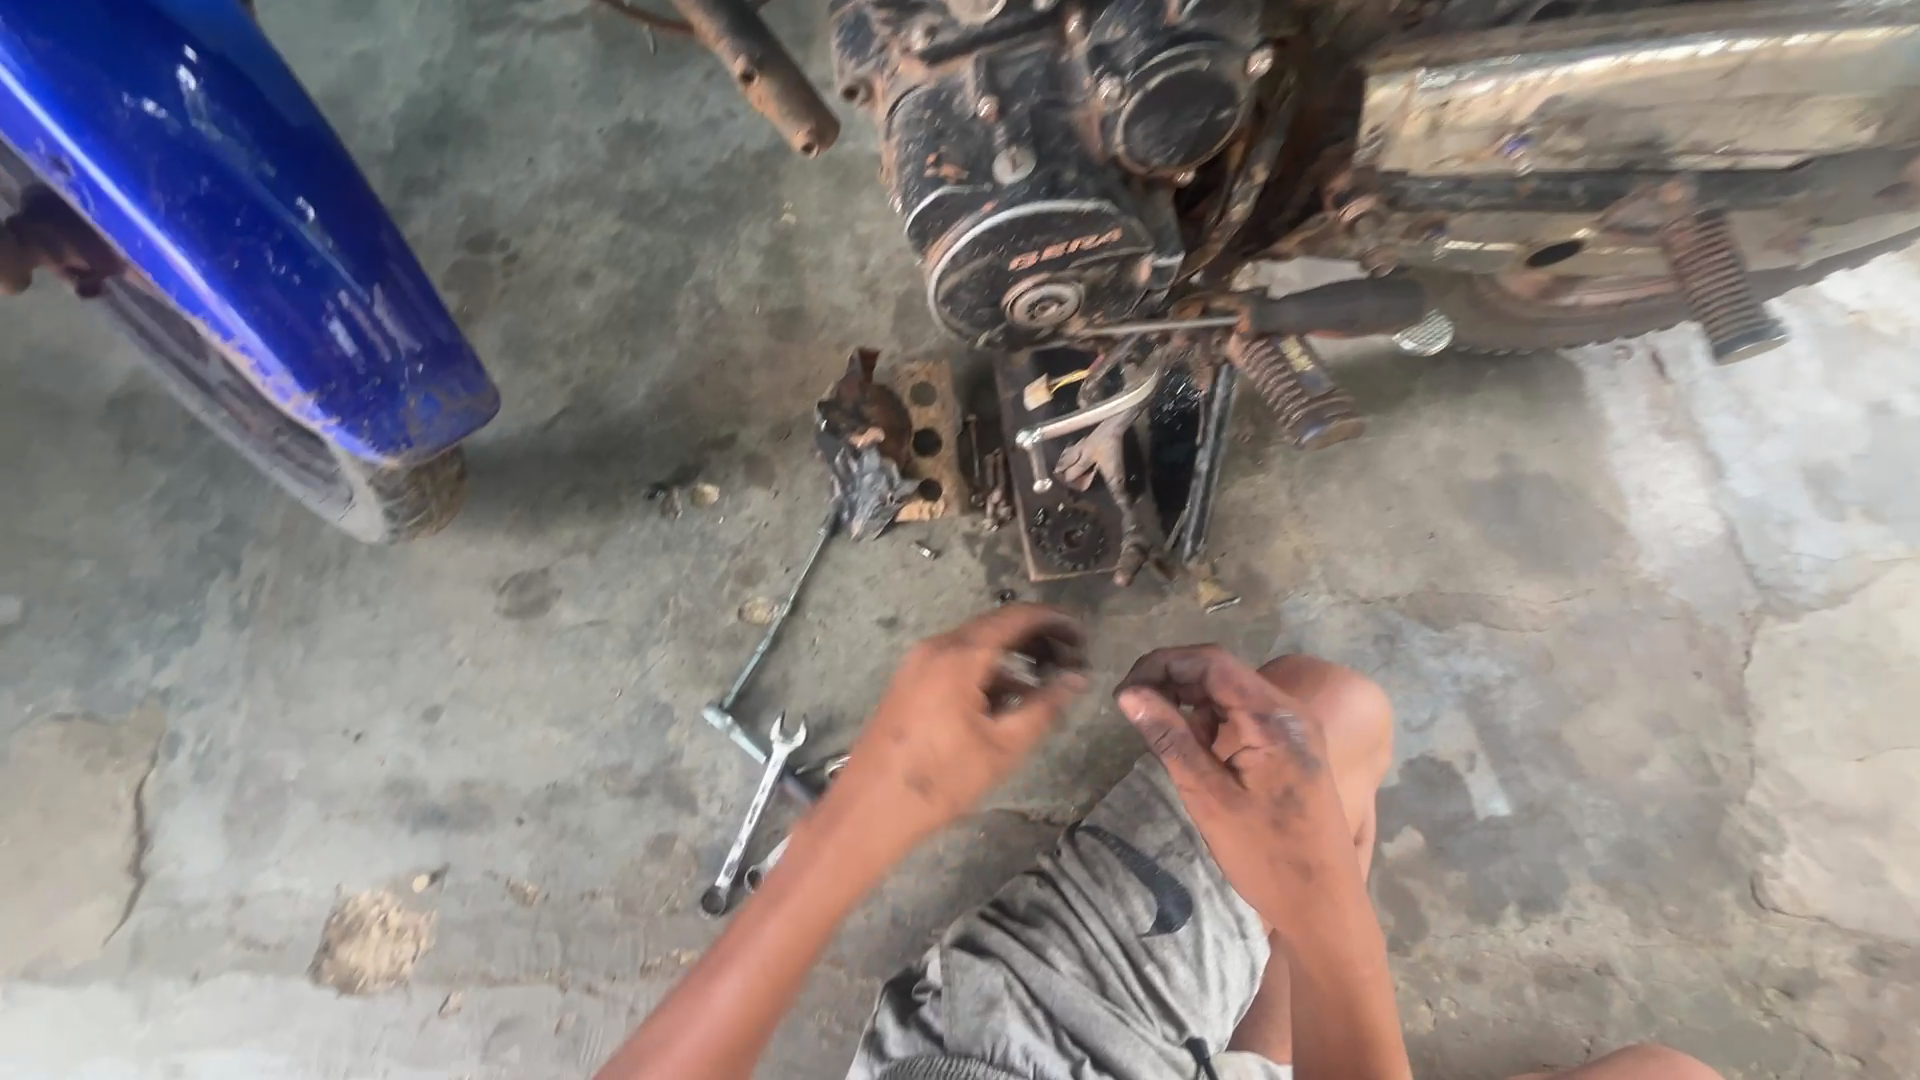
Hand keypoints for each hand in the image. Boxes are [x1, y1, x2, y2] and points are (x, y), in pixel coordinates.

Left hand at [826, 604, 1088, 852]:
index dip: (1053, 620)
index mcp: (959, 655)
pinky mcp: (909, 682)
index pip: (1016, 616)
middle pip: (995, 627)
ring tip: (1044, 685)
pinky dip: (985, 673)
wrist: (869, 808)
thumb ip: (1044, 707)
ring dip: (1011, 659)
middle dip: (1035, 640)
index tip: (1081, 635)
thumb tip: (1076, 679)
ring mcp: (917, 663)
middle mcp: (935, 647)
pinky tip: (1006, 702)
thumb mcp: (1003, 747)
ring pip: (975, 647)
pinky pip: (955, 663)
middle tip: (1069, 659)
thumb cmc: (941, 780)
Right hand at [1115, 646, 1362, 935]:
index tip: (1125, 693)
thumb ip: (1169, 737)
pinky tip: (1191, 746)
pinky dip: (1210, 719)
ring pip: (1228, 690)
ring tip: (1156, 728)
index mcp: (1274, 717)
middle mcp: (1288, 710)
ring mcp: (1293, 727)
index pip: (1210, 661)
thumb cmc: (1265, 857)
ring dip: (1188, 699)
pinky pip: (1242, 713)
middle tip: (1132, 708)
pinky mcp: (1290, 745)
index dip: (1161, 664)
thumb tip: (1128, 693)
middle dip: (1171, 680)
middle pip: (1219, 670)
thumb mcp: (1207, 796)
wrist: (1324, 910)